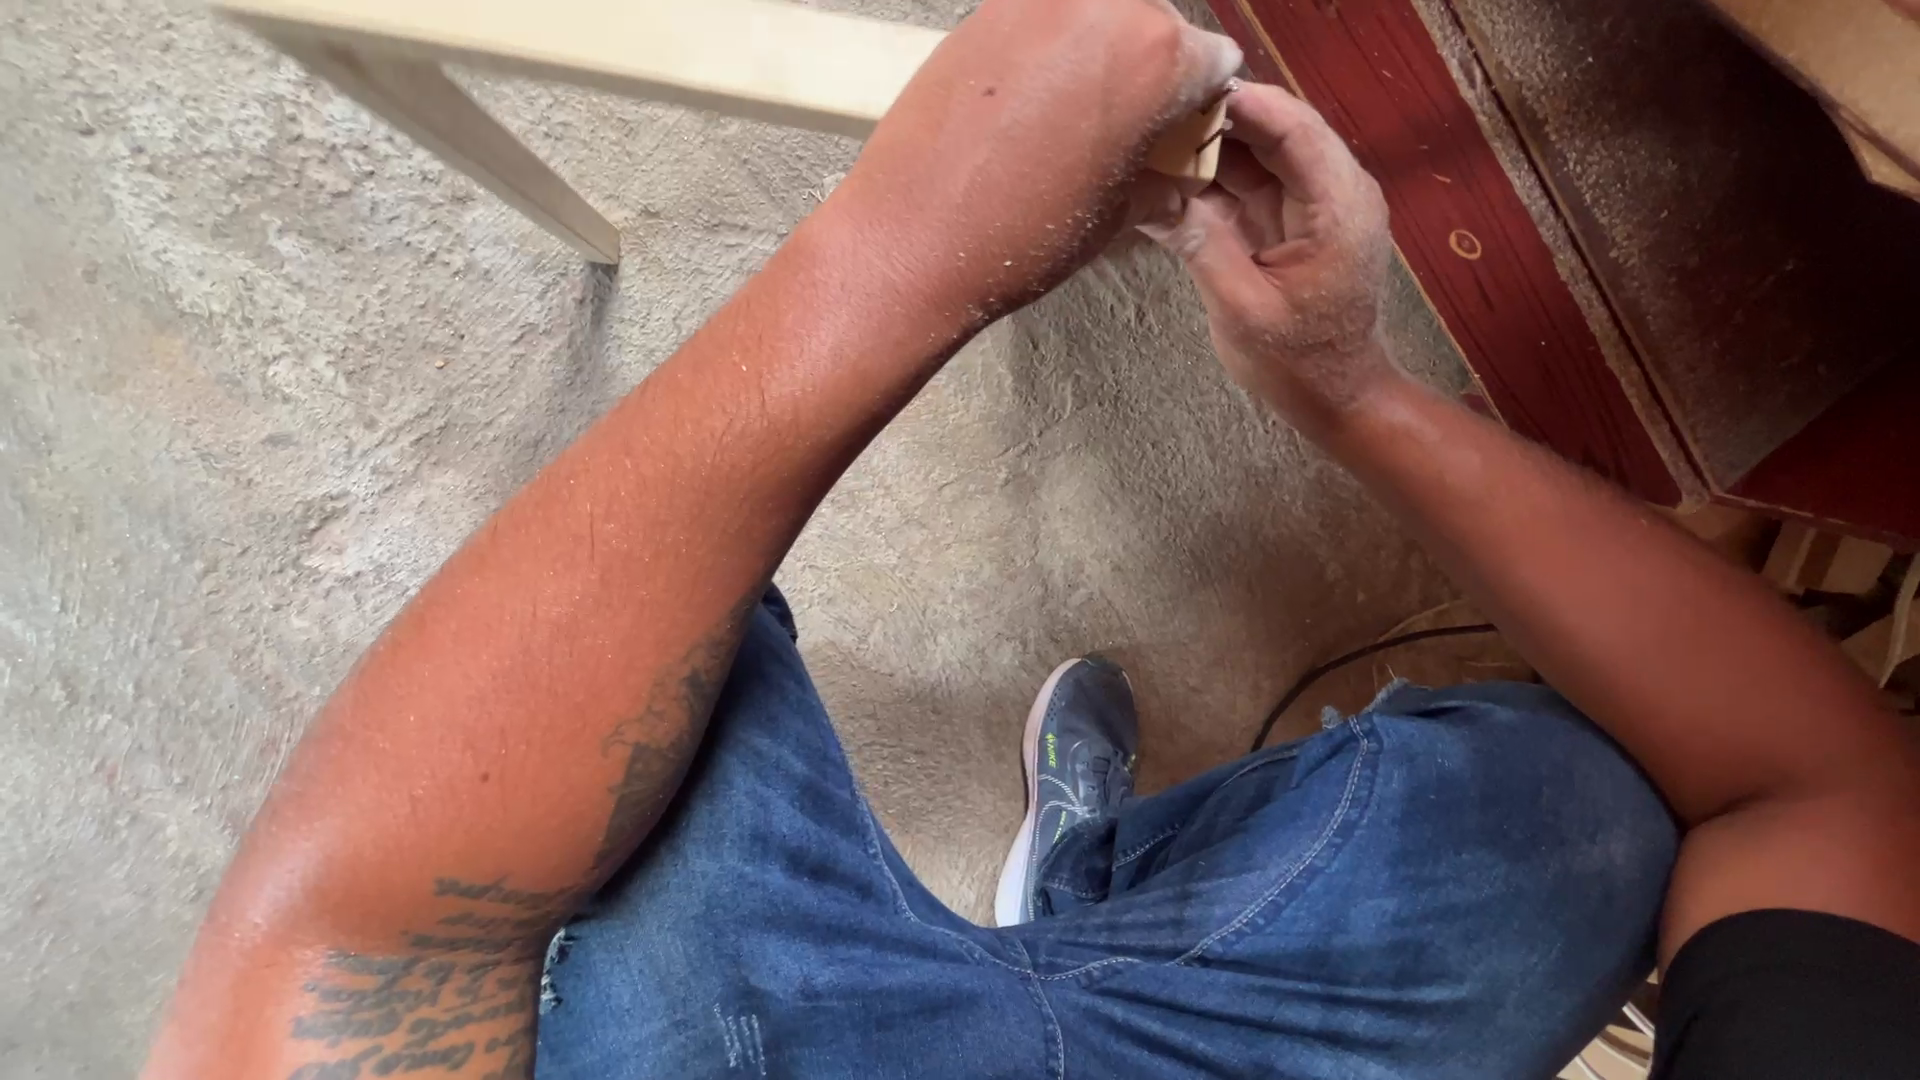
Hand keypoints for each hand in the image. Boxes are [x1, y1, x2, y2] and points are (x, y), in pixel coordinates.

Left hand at [821, 0, 1241, 334]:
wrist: (914, 240)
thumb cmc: (1017, 239)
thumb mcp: (1108, 220)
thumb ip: (1153, 180)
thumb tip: (1170, 178)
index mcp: (1155, 58)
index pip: (1209, 64)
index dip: (1198, 105)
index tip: (1179, 132)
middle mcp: (1102, 7)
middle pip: (1151, 29)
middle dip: (1147, 76)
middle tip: (1123, 128)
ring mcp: (1036, 1)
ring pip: (1093, 19)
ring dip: (1094, 60)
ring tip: (1068, 119)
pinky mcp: (984, 10)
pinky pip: (1038, 24)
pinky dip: (1045, 56)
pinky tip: (1025, 107)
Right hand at [1141, 83, 1399, 435]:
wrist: (1334, 397)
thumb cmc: (1297, 362)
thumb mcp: (1241, 308)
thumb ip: (1200, 245)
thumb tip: (1152, 197)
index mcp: (1337, 207)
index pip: (1294, 130)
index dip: (1242, 104)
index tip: (1187, 91)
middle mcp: (1332, 194)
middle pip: (1274, 135)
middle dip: (1218, 123)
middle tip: (1158, 117)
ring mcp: (1311, 209)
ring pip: (1257, 160)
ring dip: (1209, 153)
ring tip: (1154, 144)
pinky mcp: (1290, 226)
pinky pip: (1250, 191)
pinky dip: (1213, 186)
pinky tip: (1172, 181)